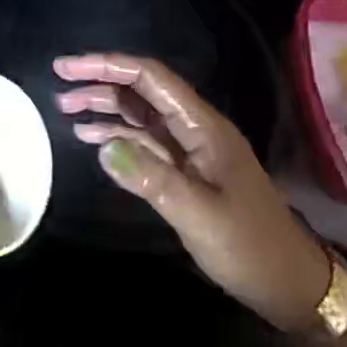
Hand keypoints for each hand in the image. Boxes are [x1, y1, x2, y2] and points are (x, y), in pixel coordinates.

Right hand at [55, 54, 331, 332]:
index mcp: (202, 125)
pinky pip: (144, 142)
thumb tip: (101, 146)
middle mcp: (193, 128)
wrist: (287, 282)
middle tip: (59, 90)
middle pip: (141, 91)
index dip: (108, 65)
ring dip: (104, 108)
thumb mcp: (199, 215)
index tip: (67, 67)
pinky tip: (91, 140)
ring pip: (140, 115)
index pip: (150, 78)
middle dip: (100, 84)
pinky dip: (116, 137)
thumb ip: (151, 179)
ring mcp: (188, 149)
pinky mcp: (184, 170)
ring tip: (65, 110)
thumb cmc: (248, 245)